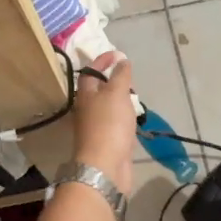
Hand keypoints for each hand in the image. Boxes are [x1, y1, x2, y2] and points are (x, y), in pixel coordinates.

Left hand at [72, 52, 135, 192]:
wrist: (105, 166)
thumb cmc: (109, 125)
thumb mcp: (116, 93)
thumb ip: (120, 75)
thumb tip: (121, 60)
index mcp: (85, 94)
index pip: (90, 71)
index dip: (102, 60)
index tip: (118, 54)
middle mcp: (87, 108)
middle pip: (97, 89)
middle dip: (112, 80)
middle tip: (129, 76)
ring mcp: (95, 126)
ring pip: (107, 106)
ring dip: (119, 99)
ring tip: (134, 96)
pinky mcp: (106, 141)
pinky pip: (114, 123)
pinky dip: (123, 117)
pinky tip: (134, 119)